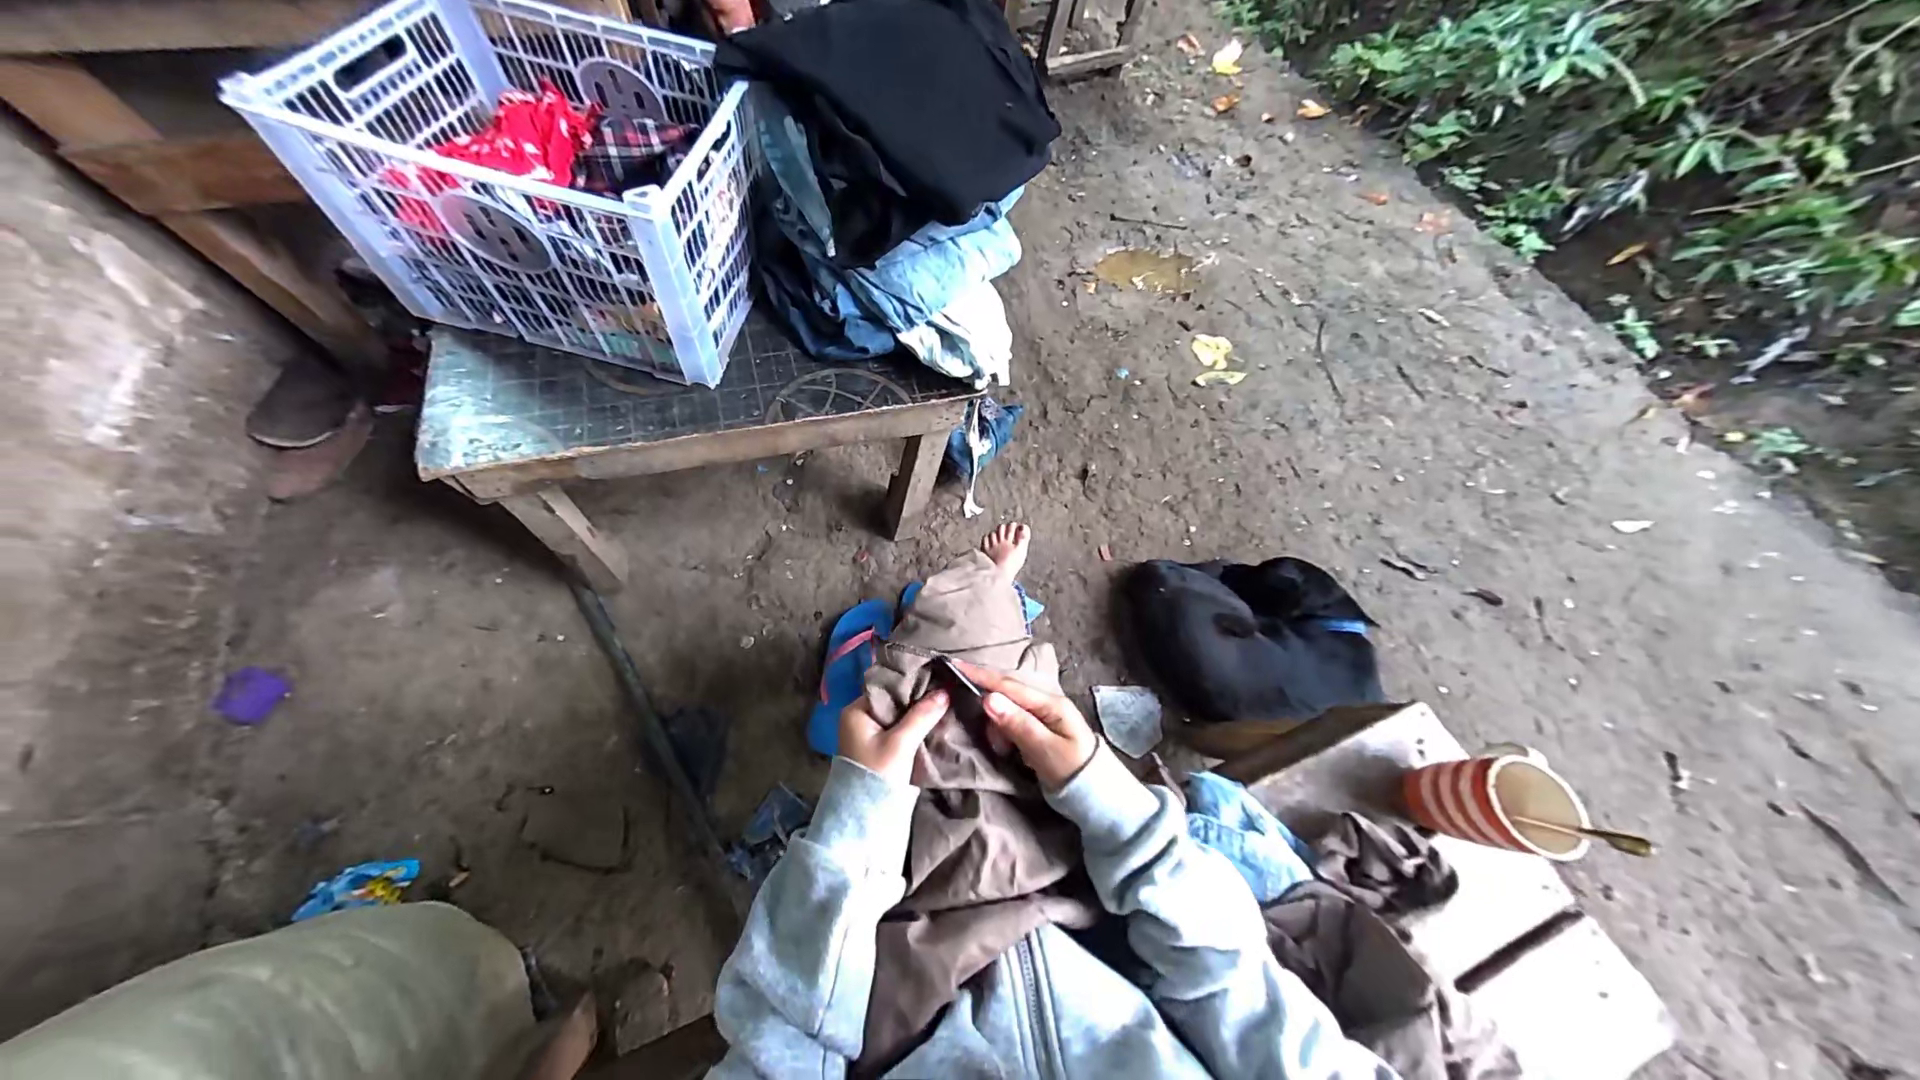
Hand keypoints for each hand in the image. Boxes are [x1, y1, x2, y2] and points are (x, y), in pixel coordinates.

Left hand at [839, 688, 948, 785]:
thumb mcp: (901, 743)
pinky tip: (934, 720)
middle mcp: (860, 717)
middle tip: (944, 690)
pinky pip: (900, 727)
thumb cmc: (878, 774)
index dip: (911, 682)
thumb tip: (945, 691)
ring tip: (944, 702)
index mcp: (856, 711)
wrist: (867, 817)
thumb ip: (922, 715)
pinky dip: (915, 725)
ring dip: (918, 712)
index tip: (936, 678)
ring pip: (899, 714)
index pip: (887, 686)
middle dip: (918, 697)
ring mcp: (870, 733)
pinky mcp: (880, 747)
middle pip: (894, 699)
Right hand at [952, 661, 1098, 790]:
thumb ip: (1017, 723)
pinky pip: (1014, 719)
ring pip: (1008, 707)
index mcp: (1050, 703)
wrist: (1095, 795)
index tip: (955, 666)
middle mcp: (1047, 701)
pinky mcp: (1040, 725)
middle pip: (1007, 692)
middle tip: (983, 728)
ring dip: (998, 725)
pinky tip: (1008, 747)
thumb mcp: (1043, 749)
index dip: (980, 675)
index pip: (1009, 685)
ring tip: (1003, 749)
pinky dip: (1004, 731)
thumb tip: (988, 698)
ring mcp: (1044, 712)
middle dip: (989, 705)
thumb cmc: (1071, 771)